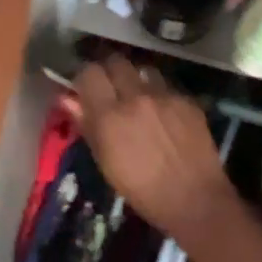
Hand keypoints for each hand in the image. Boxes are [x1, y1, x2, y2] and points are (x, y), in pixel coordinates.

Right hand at [74, 55, 241, 238]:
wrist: (194, 200)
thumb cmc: (142, 190)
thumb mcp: (105, 162)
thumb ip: (86, 125)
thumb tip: (67, 99)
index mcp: (110, 115)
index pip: (89, 72)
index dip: (85, 78)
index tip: (86, 90)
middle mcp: (136, 96)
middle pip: (116, 61)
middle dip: (110, 72)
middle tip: (111, 90)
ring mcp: (165, 95)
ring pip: (143, 70)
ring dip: (136, 80)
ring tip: (139, 100)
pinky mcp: (188, 100)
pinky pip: (167, 86)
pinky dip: (160, 95)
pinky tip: (164, 116)